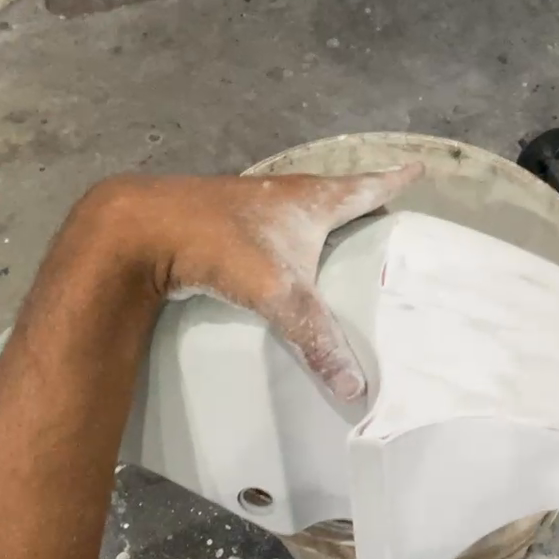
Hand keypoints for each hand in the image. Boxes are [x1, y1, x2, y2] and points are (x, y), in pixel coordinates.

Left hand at [83, 165, 424, 400]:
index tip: (417, 168)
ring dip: (322, 222)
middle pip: (334, 195)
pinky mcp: (224, 226)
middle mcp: (283, 196)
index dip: (393, 180)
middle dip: (361, 202)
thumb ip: (318, 340)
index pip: (364, 188)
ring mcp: (251, 209)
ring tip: (340, 242)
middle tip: (383, 216)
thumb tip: (355, 389)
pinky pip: (273, 233)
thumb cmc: (222, 246)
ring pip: (300, 213)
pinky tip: (285, 263)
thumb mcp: (280, 294)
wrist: (140, 231)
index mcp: (309, 201)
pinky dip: (290, 242)